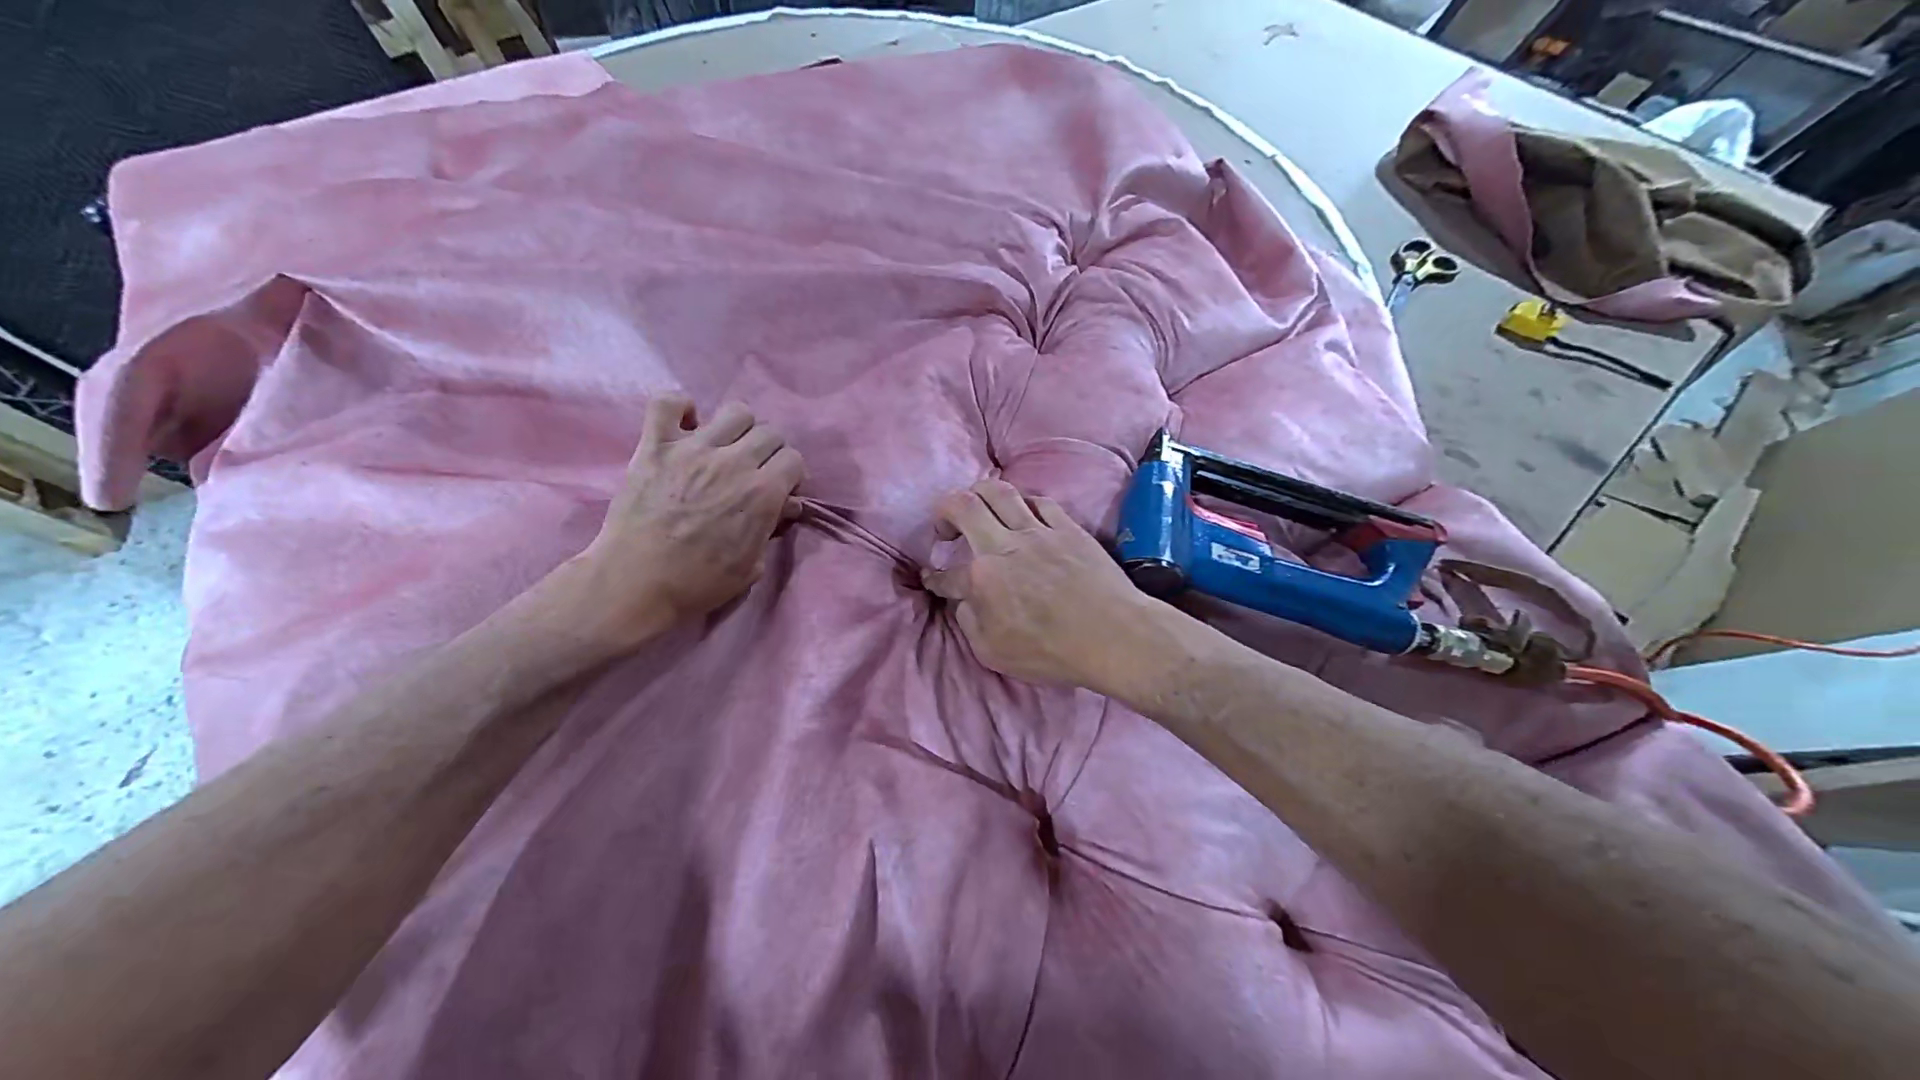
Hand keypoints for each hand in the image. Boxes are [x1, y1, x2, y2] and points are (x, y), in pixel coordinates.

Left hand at [558, 396, 804, 650]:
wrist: (636, 583)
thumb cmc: (698, 583)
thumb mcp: (751, 566)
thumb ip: (771, 529)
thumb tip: (786, 505)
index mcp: (762, 493)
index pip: (794, 459)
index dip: (790, 474)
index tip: (779, 489)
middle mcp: (734, 462)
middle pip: (770, 432)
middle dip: (770, 451)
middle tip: (754, 470)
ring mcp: (693, 449)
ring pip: (735, 411)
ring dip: (738, 428)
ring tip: (726, 447)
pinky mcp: (655, 446)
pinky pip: (667, 403)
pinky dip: (680, 407)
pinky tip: (685, 425)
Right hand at [924, 479, 1175, 696]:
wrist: (1114, 635)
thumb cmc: (1053, 652)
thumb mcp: (995, 654)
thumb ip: (970, 624)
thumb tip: (964, 603)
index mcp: (982, 578)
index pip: (945, 573)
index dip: (933, 577)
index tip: (932, 578)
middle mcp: (1004, 545)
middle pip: (963, 505)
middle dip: (944, 511)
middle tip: (946, 529)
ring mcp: (1039, 531)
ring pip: (999, 491)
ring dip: (979, 494)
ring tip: (979, 509)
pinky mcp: (1068, 528)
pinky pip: (1040, 501)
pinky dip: (1024, 504)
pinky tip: (1024, 515)